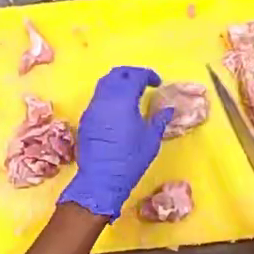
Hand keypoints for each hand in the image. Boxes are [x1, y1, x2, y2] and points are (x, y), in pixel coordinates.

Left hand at [58, 66, 172, 217]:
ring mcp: (92, 108)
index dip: (148, 75)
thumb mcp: (151, 140)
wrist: (100, 180)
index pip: (135, 76)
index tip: (157, 82)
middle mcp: (104, 99)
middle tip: (144, 81)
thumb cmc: (130, 160)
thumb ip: (159, 120)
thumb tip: (167, 109)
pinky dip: (109, 95)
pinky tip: (118, 108)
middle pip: (116, 74)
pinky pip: (97, 98)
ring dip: (118, 82)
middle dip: (131, 73)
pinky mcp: (85, 119)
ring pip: (104, 84)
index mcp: (123, 100)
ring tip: (131, 92)